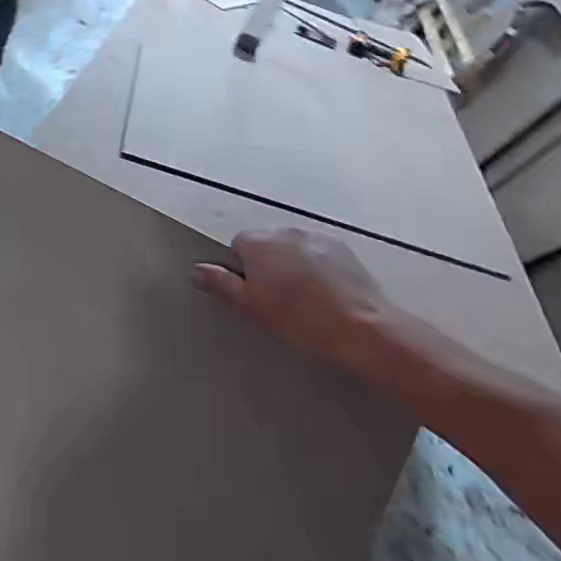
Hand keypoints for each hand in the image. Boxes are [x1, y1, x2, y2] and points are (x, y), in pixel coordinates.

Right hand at [194, 229, 399, 375]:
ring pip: (293, 248)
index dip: (243, 269)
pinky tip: (326, 292)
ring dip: (294, 264)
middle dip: (269, 264)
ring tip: (305, 298)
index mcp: (259, 244)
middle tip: (278, 298)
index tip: (254, 292)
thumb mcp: (251, 307)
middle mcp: (285, 232)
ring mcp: (317, 238)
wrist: (362, 328)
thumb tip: (197, 269)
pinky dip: (318, 266)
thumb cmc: (302, 320)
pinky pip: (319, 253)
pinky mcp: (343, 248)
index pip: (238, 245)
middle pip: (266, 244)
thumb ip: (221, 283)